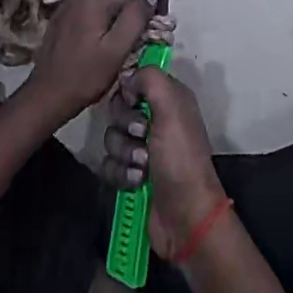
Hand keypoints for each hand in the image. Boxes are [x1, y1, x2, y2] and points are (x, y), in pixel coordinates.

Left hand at [23, 0, 155, 125]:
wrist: (47, 96)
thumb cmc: (86, 75)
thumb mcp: (118, 48)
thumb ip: (136, 18)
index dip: (141, 17)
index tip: (142, 40)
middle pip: (116, 0)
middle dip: (126, 20)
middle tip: (128, 47)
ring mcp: (66, 7)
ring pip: (103, 9)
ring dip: (112, 24)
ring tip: (111, 49)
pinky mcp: (60, 20)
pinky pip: (88, 16)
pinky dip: (97, 27)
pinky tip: (95, 48)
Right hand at [103, 67, 225, 259]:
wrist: (184, 214)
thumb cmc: (180, 157)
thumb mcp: (172, 108)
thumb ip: (150, 80)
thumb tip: (127, 77)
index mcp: (170, 100)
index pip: (136, 81)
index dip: (129, 91)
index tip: (133, 101)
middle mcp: (157, 120)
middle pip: (118, 109)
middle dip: (124, 125)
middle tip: (142, 136)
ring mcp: (143, 148)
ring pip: (111, 138)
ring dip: (124, 153)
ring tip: (143, 167)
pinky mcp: (131, 174)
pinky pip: (108, 164)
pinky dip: (120, 173)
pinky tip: (137, 182)